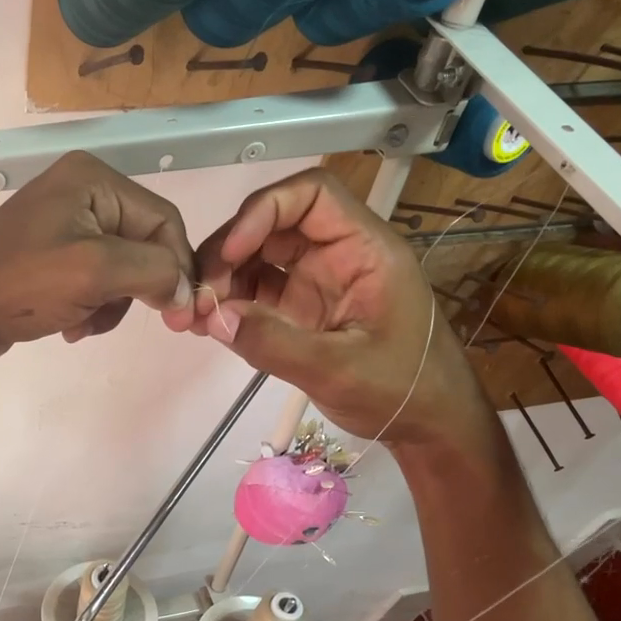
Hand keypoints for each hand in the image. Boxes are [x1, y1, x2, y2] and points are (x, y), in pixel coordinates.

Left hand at [0, 151, 194, 393]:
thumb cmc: (23, 286)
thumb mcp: (96, 272)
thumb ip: (155, 273)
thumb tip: (187, 291)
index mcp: (92, 177)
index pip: (163, 219)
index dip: (176, 268)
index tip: (181, 315)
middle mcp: (79, 189)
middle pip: (143, 244)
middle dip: (135, 289)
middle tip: (129, 321)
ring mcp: (61, 222)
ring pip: (121, 268)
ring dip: (111, 304)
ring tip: (85, 324)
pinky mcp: (48, 253)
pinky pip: (93, 278)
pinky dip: (91, 306)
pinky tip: (71, 325)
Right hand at [177, 169, 490, 448]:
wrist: (427, 424)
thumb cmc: (400, 391)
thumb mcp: (338, 371)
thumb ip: (274, 343)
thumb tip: (212, 316)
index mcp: (364, 249)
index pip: (311, 196)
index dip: (263, 212)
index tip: (228, 254)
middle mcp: (337, 255)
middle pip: (273, 225)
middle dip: (229, 252)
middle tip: (196, 295)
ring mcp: (317, 282)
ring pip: (259, 257)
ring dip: (222, 278)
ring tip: (192, 315)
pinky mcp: (302, 310)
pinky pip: (258, 292)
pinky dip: (229, 303)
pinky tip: (206, 323)